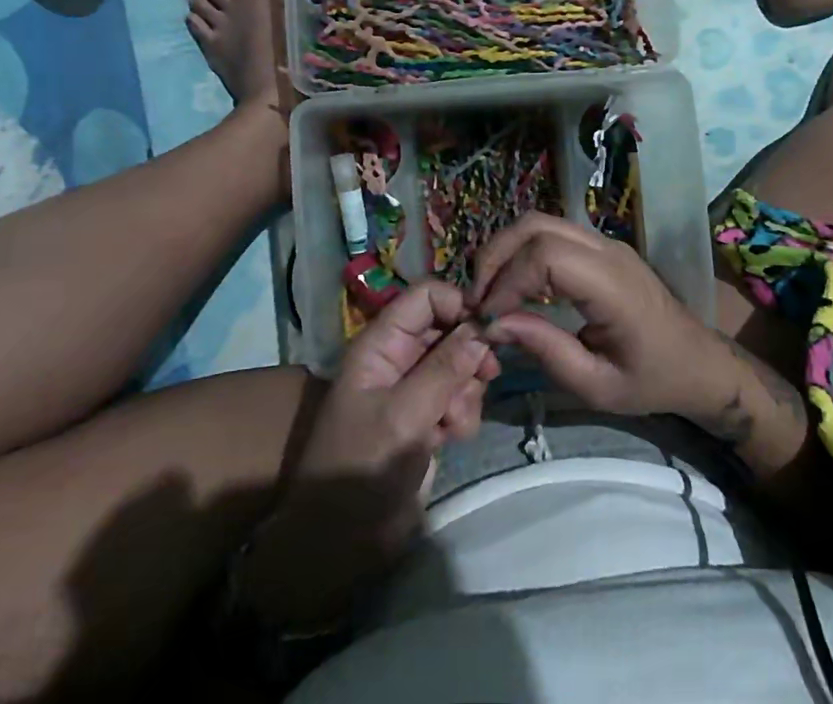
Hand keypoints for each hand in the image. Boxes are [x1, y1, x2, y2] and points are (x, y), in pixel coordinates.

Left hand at [241, 282, 498, 628]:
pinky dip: (462, 413)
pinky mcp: (427, 416)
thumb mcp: (404, 415)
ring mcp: (413, 388)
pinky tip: (451, 437)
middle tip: (485, 378)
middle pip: (449, 328)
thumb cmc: (362, 465)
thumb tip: (482, 330)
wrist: (343, 535)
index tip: (489, 329)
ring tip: (453, 424)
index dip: (459, 304)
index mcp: (380, 344)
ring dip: (466, 391)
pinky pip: (459, 396)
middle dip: (469, 354)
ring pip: (460, 364)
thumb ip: (445, 370)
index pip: (425, 296)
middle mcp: (398, 357)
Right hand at [467, 214, 734, 423]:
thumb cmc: (652, 380)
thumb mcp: (597, 385)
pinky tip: (512, 287)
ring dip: (504, 252)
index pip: (546, 255)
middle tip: (477, 300)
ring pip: (539, 223)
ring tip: (489, 294)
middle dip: (495, 258)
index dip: (507, 281)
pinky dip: (520, 253)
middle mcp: (608, 252)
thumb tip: (494, 324)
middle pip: (535, 226)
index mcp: (614, 287)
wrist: (698, 363)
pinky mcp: (599, 248)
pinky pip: (550, 234)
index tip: (489, 318)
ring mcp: (605, 243)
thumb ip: (546, 351)